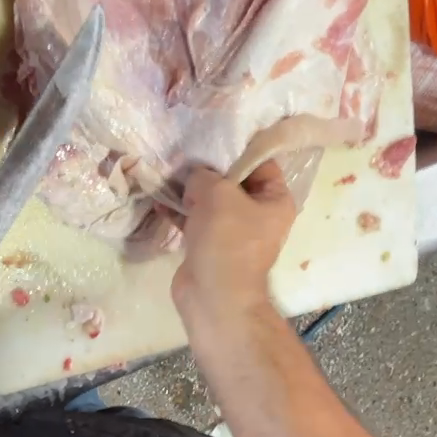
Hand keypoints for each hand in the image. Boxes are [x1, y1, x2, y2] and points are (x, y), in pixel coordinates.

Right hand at [171, 161, 296, 318]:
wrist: (213, 296)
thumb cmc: (227, 240)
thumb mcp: (218, 193)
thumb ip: (204, 175)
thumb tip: (193, 175)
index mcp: (275, 200)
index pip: (260, 163)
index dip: (236, 150)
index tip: (210, 140)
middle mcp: (258, 216)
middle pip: (232, 183)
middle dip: (207, 172)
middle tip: (184, 157)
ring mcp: (232, 234)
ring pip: (210, 203)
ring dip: (190, 192)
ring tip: (168, 175)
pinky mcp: (209, 248)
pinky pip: (195, 222)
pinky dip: (180, 213)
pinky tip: (160, 201)